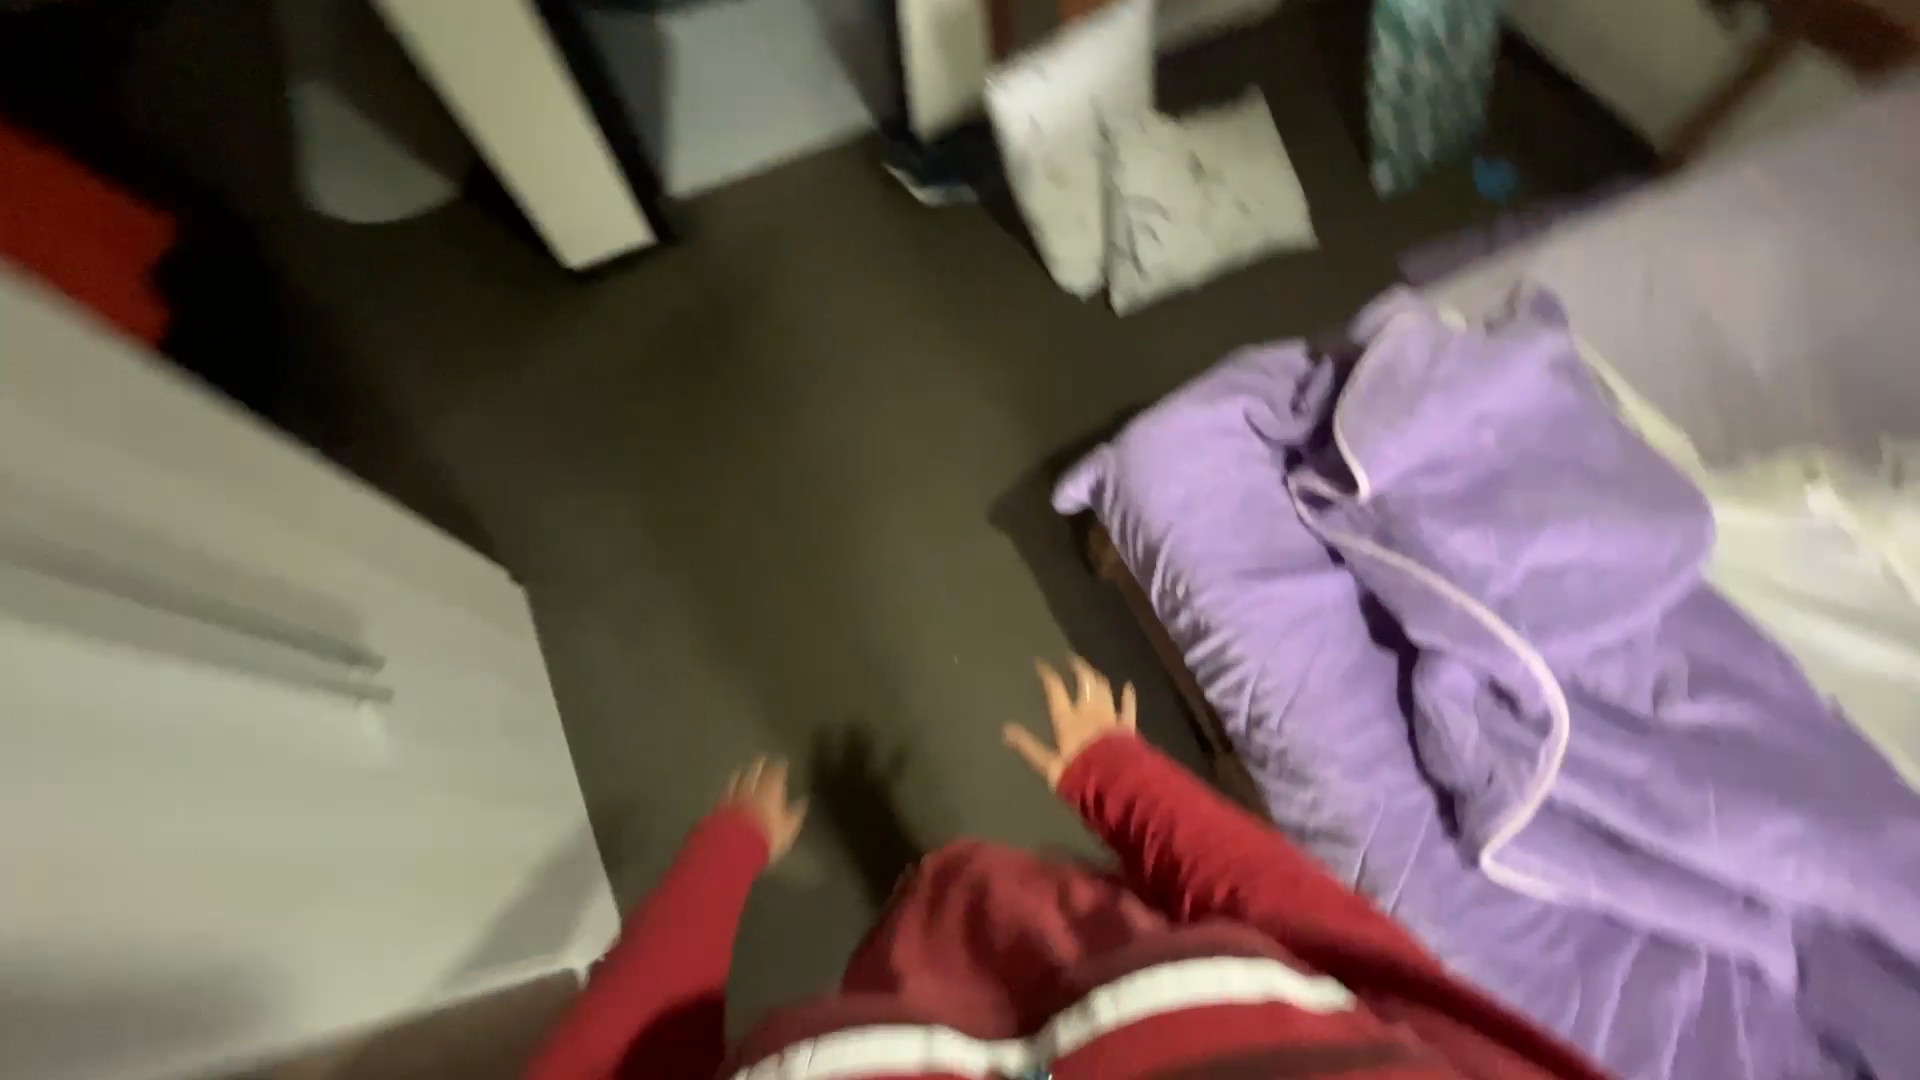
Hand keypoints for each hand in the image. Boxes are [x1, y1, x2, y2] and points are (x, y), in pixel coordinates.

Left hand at [721, 757, 807, 863]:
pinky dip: (728, 786)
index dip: (779, 765)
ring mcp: (734, 797)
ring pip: (737, 779)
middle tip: (762, 757)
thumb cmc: (767, 838)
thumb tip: (803, 800)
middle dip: (759, 764)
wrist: (733, 849)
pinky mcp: (719, 807)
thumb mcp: (788, 829)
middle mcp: (752, 789)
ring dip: (741, 771)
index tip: (782, 760)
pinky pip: (725, 792)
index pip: (776, 773)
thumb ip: (795, 813)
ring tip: (743, 767)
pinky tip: (728, 786)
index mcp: (771, 791)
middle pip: (755, 772)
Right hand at [1003, 657, 1135, 788]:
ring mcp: (1110, 716)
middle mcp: (1088, 711)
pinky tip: (1128, 686)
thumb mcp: (1047, 765)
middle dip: (1078, 667)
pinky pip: (1128, 706)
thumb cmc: (1078, 775)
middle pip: (1084, 682)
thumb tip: (1006, 730)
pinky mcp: (1127, 727)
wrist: (1115, 784)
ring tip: (1092, 671)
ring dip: (1097, 678)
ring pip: (1104, 689)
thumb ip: (1028, 746)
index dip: (1048, 674)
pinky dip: (1128, 695)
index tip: (1041, 663)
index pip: (1056, 689)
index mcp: (1067, 719)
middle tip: (1072, 659)